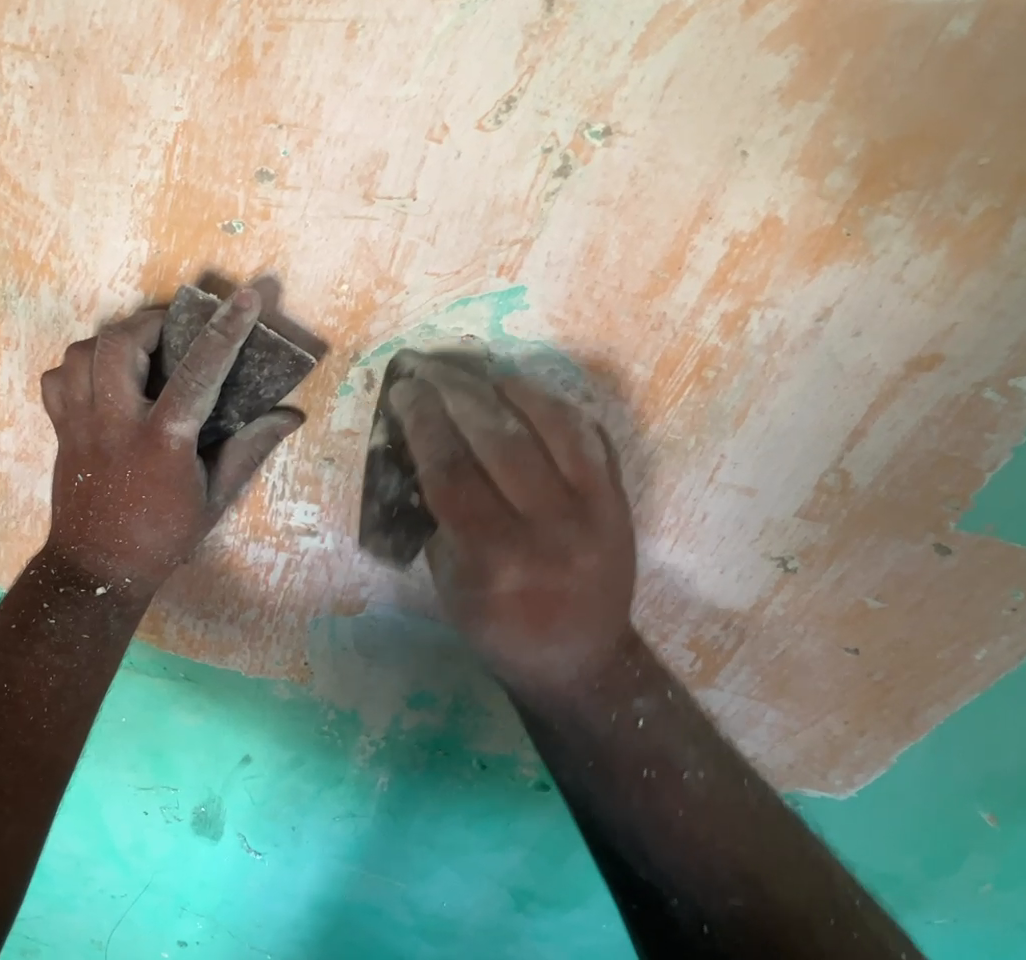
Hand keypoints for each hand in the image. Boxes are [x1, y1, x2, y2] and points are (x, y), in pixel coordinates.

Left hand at [40, 289, 304, 590]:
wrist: (98, 568)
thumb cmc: (162, 536)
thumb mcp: (215, 499)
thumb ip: (249, 450)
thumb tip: (291, 416)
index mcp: (161, 442)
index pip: (196, 373)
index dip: (224, 330)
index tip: (245, 296)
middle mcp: (115, 424)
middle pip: (117, 345)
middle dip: (147, 322)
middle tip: (170, 329)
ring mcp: (79, 426)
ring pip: (79, 354)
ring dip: (110, 342)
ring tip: (135, 351)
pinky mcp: (60, 432)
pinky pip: (56, 380)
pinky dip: (76, 368)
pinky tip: (100, 380)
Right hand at [387, 356, 635, 691]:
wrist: (580, 659)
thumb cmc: (497, 627)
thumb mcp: (449, 580)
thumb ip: (438, 513)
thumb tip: (419, 444)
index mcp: (495, 558)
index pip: (452, 470)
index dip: (424, 421)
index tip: (404, 390)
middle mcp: (548, 529)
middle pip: (498, 438)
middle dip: (455, 392)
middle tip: (428, 366)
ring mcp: (593, 511)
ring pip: (550, 425)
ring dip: (506, 387)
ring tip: (474, 367)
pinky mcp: (620, 500)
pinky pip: (588, 434)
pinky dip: (553, 404)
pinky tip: (522, 389)